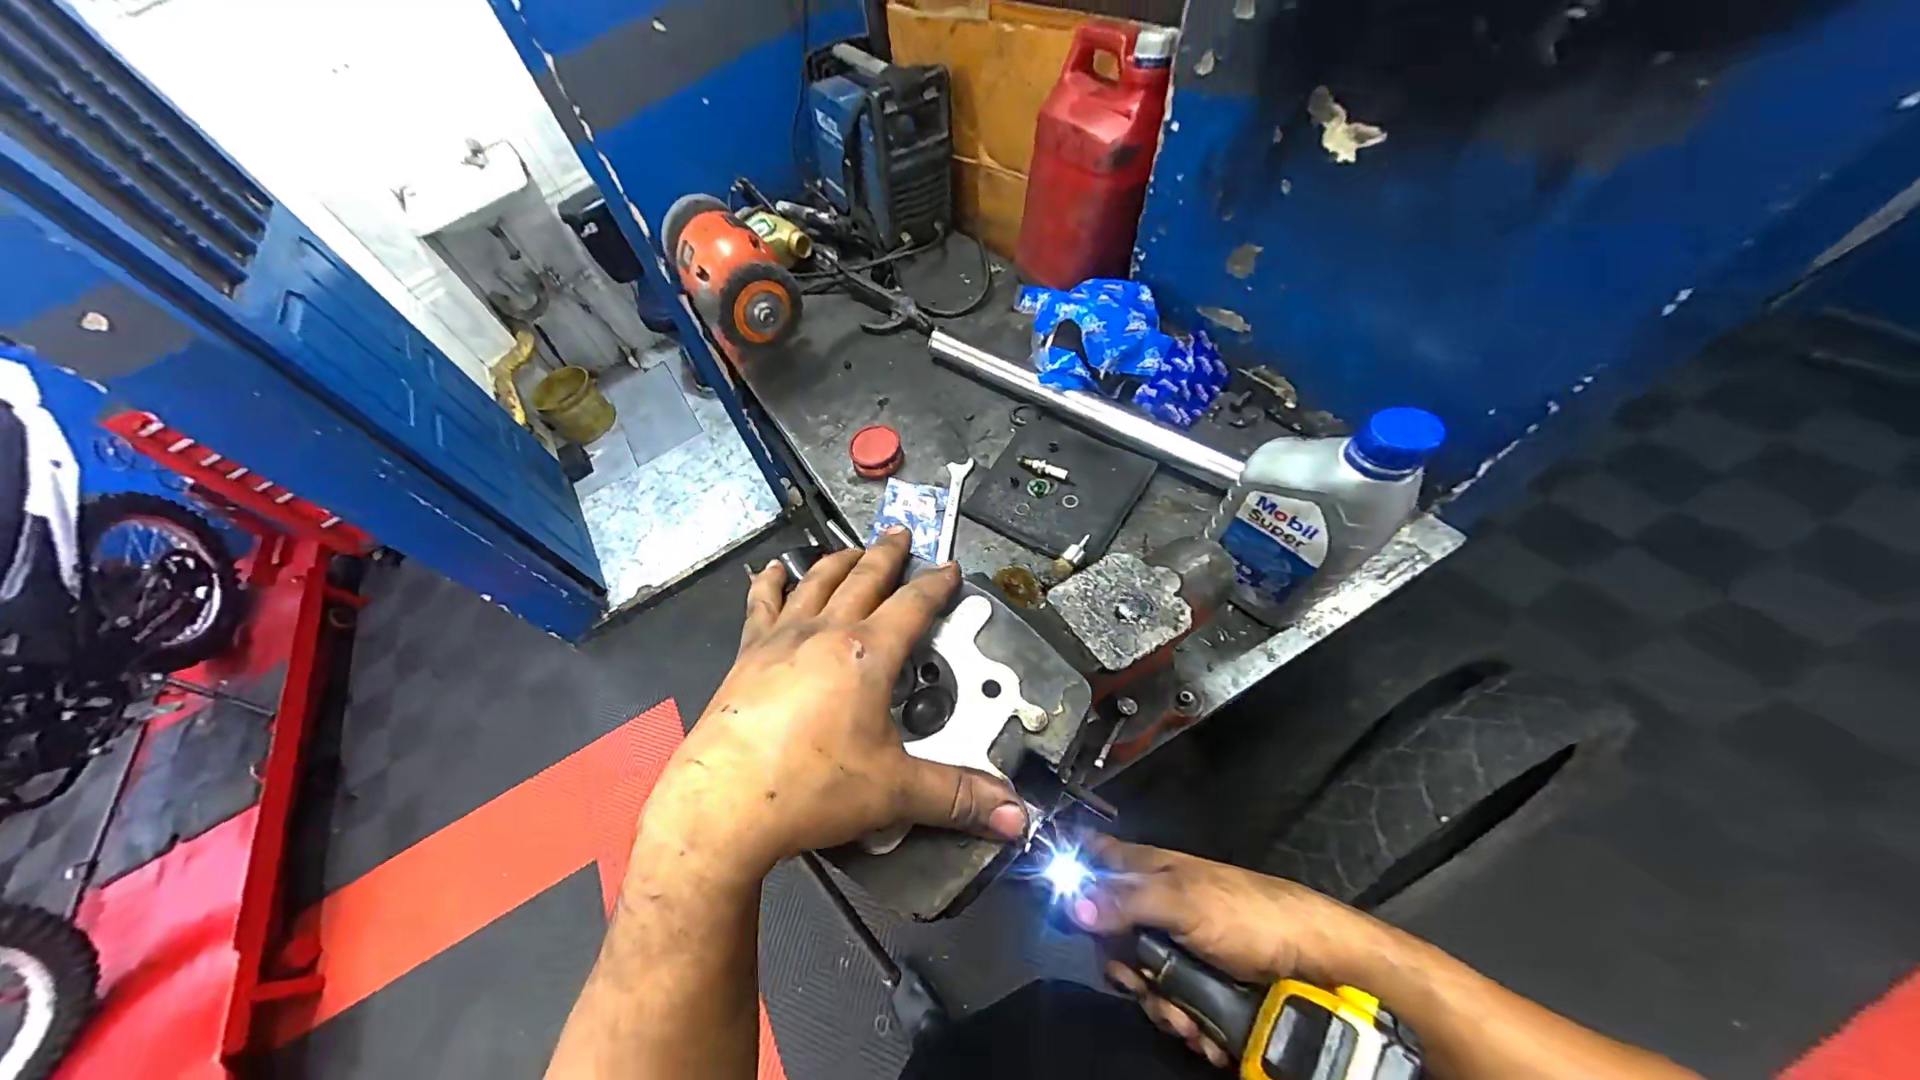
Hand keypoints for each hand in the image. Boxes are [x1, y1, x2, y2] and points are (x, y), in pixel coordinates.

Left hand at [640, 528, 1027, 885]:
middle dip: (887, 554)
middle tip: (899, 534)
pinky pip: (762, 605)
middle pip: (864, 577)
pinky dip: (770, 583)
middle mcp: (824, 634)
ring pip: (816, 582)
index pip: (913, 604)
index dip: (936, 583)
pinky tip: (772, 570)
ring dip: (839, 560)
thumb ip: (957, 795)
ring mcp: (782, 639)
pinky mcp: (749, 655)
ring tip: (853, 549)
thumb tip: (1011, 815)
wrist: (722, 805)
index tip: (947, 569)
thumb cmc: (807, 788)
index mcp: (866, 654)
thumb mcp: (894, 790)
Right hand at [1067, 835, 1384, 1069]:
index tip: (1070, 914)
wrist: (1313, 958)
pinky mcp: (1195, 976)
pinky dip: (1180, 1018)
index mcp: (1145, 868)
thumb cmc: (1244, 913)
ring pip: (1139, 974)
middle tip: (1141, 983)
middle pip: (1108, 932)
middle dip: (1122, 968)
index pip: (1094, 857)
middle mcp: (1153, 901)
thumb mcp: (1182, 901)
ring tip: (1186, 1018)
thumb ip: (1125, 900)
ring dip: (1156, 1003)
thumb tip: (1072, 905)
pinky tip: (1200, 1029)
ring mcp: (1175, 941)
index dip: (1075, 879)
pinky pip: (1167, 999)